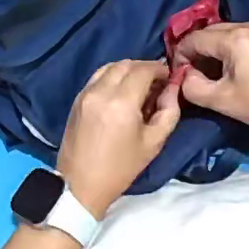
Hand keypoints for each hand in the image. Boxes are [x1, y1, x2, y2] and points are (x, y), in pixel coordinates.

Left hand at [57, 60, 181, 217]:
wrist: (81, 185)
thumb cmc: (121, 168)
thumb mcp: (154, 142)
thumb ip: (168, 111)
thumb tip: (172, 88)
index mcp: (121, 102)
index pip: (143, 70)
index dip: (160, 69)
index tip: (170, 78)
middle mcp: (101, 91)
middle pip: (126, 64)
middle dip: (144, 68)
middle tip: (157, 83)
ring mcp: (85, 93)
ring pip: (110, 67)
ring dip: (127, 70)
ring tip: (140, 87)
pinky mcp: (77, 100)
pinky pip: (97, 77)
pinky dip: (112, 77)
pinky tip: (121, 93)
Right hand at [176, 21, 248, 144]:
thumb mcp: (224, 101)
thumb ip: (193, 87)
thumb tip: (183, 77)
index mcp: (234, 37)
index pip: (193, 38)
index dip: (180, 57)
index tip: (177, 77)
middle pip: (209, 33)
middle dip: (196, 53)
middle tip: (191, 78)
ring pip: (226, 35)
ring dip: (213, 53)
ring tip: (210, 78)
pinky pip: (242, 39)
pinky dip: (230, 52)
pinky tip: (232, 73)